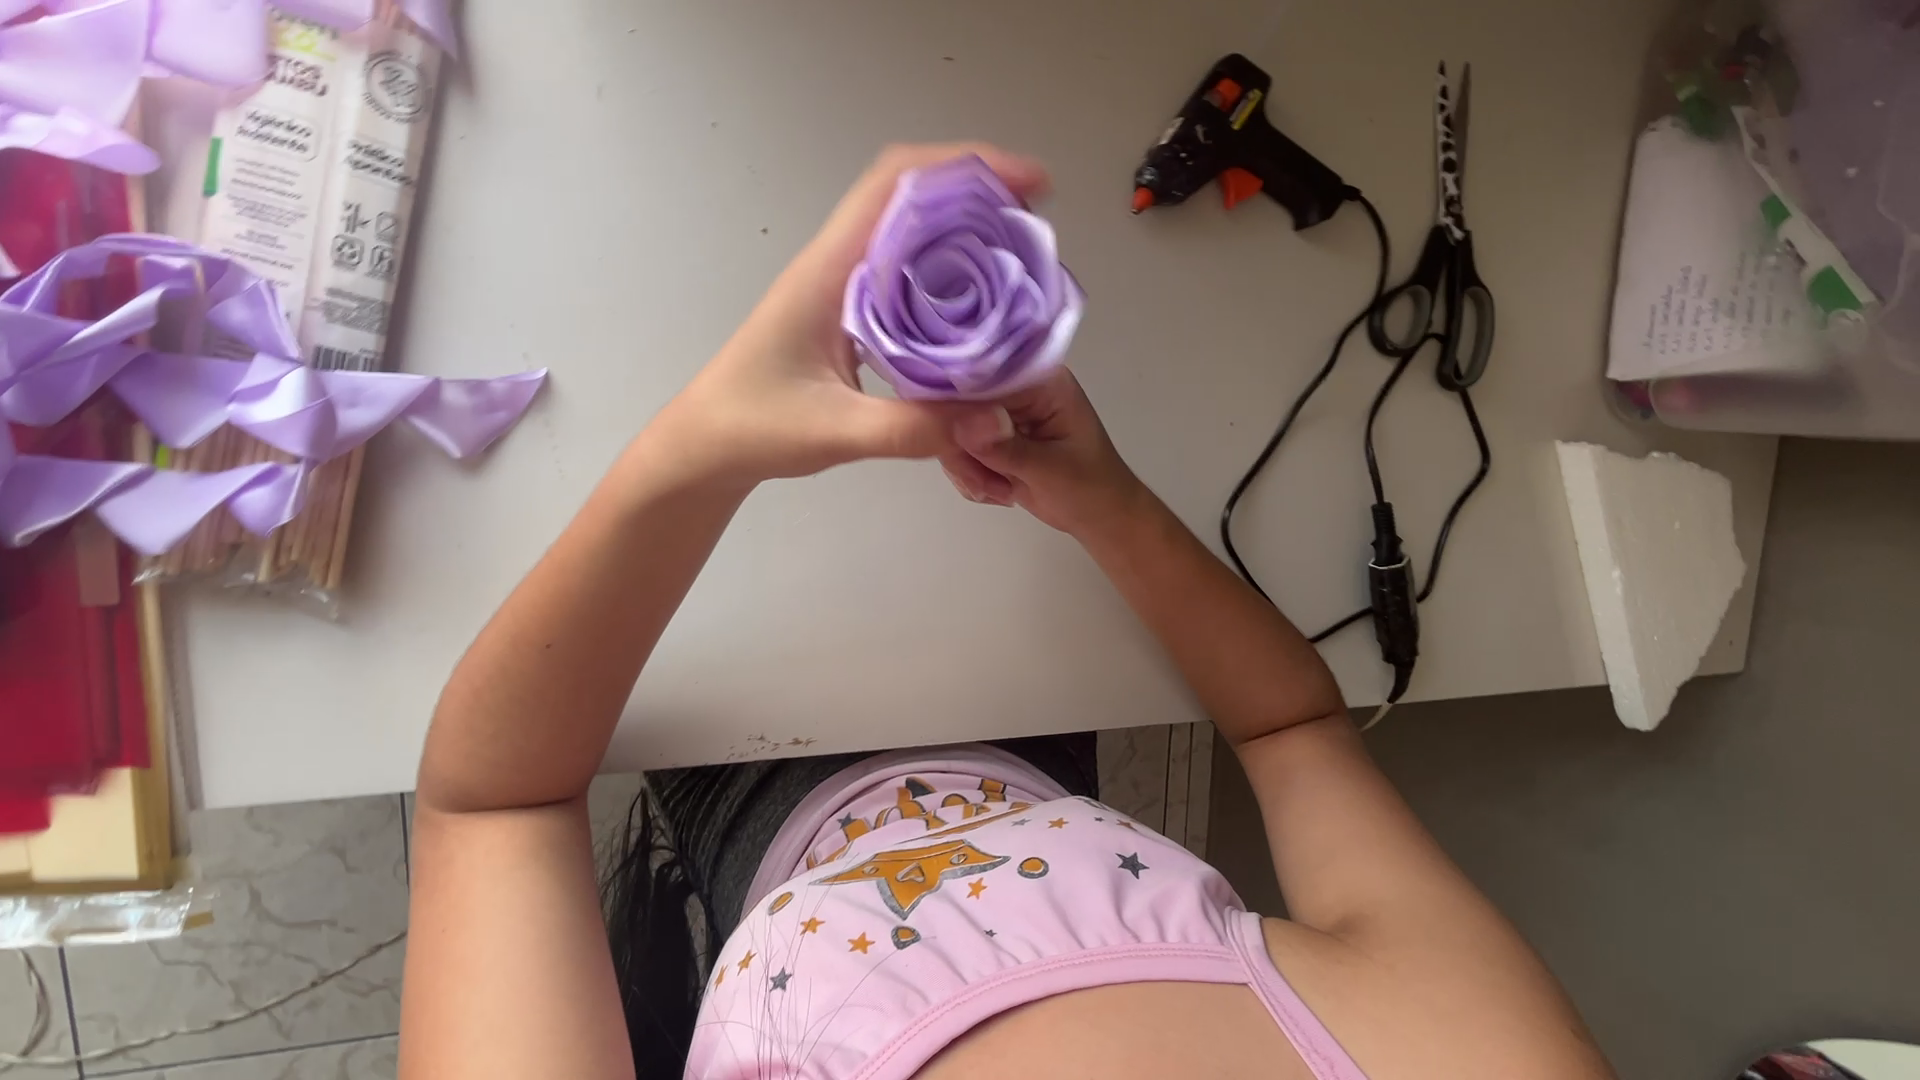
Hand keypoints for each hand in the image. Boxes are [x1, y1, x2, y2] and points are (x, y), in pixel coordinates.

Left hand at [650, 143, 1051, 486]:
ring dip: (966, 237)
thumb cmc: (754, 428)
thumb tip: (994, 417)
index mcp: (829, 271)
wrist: (708, 446)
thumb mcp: (835, 432)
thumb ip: (912, 429)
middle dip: (979, 201)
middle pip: (913, 200)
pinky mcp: (849, 317)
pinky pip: (907, 279)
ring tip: (1020, 266)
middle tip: (1035, 233)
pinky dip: (949, 280)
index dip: (965, 168)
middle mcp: (838, 267)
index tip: (1026, 185)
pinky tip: (979, 313)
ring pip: (912, 239)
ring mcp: (842, 289)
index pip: (896, 184)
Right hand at [941, 369, 1149, 537]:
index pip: (982, 377)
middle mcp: (1016, 388)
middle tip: (985, 487)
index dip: (957, 406)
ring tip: (1001, 493)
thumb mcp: (1050, 470)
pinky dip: (971, 477)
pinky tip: (999, 492)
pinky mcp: (990, 436)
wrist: (1097, 516)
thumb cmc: (1089, 488)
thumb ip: (1005, 448)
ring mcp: (1001, 412)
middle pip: (959, 405)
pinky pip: (958, 450)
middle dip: (964, 452)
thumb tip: (961, 425)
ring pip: (953, 431)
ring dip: (969, 469)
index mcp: (1039, 381)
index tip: (954, 446)